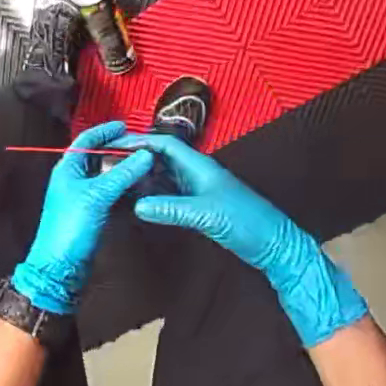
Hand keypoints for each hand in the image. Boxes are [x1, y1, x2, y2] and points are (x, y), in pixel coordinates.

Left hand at [10, 121, 154, 313]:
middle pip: (98, 157)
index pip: (86, 140)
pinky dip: (124, 189)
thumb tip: (145, 155)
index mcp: (67, 168)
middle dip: (119, 151)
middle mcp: (73, 179)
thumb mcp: (97, 196)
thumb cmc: (69, 228)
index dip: (105, 131)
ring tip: (146, 165)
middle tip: (142, 147)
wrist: (60, 268)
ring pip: (106, 176)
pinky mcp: (92, 213)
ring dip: (124, 170)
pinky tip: (140, 189)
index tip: (125, 126)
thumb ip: (122, 174)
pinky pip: (111, 194)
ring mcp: (82, 197)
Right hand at [120, 133, 366, 346]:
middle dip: (137, 158)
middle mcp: (198, 174)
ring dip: (143, 177)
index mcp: (201, 167)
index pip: (164, 145)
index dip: (140, 141)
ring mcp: (199, 190)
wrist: (273, 244)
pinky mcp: (200, 207)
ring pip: (164, 177)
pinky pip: (170, 195)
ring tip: (119, 181)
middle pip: (161, 158)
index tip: (117, 142)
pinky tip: (140, 202)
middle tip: (112, 163)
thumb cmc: (247, 222)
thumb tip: (138, 205)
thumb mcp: (205, 214)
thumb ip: (170, 209)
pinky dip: (153, 196)